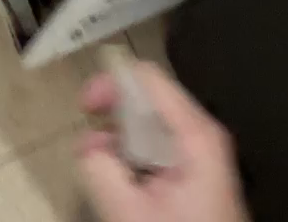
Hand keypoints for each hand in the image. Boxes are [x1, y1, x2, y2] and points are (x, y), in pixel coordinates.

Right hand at [76, 62, 248, 221]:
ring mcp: (202, 155)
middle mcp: (202, 134)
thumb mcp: (131, 214)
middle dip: (114, 117)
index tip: (85, 106)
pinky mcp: (198, 177)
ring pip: (153, 126)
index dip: (112, 83)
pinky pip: (161, 150)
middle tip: (89, 143)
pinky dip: (135, 158)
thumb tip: (87, 148)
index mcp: (195, 134)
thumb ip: (101, 171)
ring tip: (101, 168)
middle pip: (150, 100)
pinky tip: (122, 183)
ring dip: (121, 140)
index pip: (149, 79)